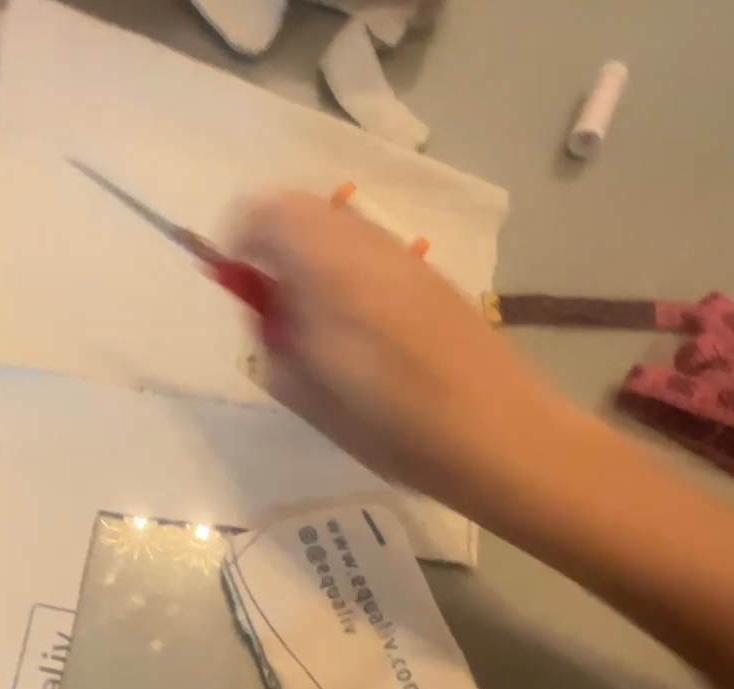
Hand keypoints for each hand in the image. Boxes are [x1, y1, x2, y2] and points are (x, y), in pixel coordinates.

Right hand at [233, 191, 566, 506]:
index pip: (263, 214)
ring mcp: (403, 256)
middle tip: (272, 306)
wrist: (498, 433)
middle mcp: (365, 246)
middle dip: (273, 247)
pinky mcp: (430, 273)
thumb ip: (274, 337)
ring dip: (310, 257)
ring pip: (337, 227)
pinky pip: (369, 249)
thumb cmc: (393, 428)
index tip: (234, 283)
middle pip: (300, 210)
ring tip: (315, 320)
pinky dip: (345, 268)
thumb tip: (263, 308)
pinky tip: (360, 325)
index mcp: (328, 271)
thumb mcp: (309, 394)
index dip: (237, 242)